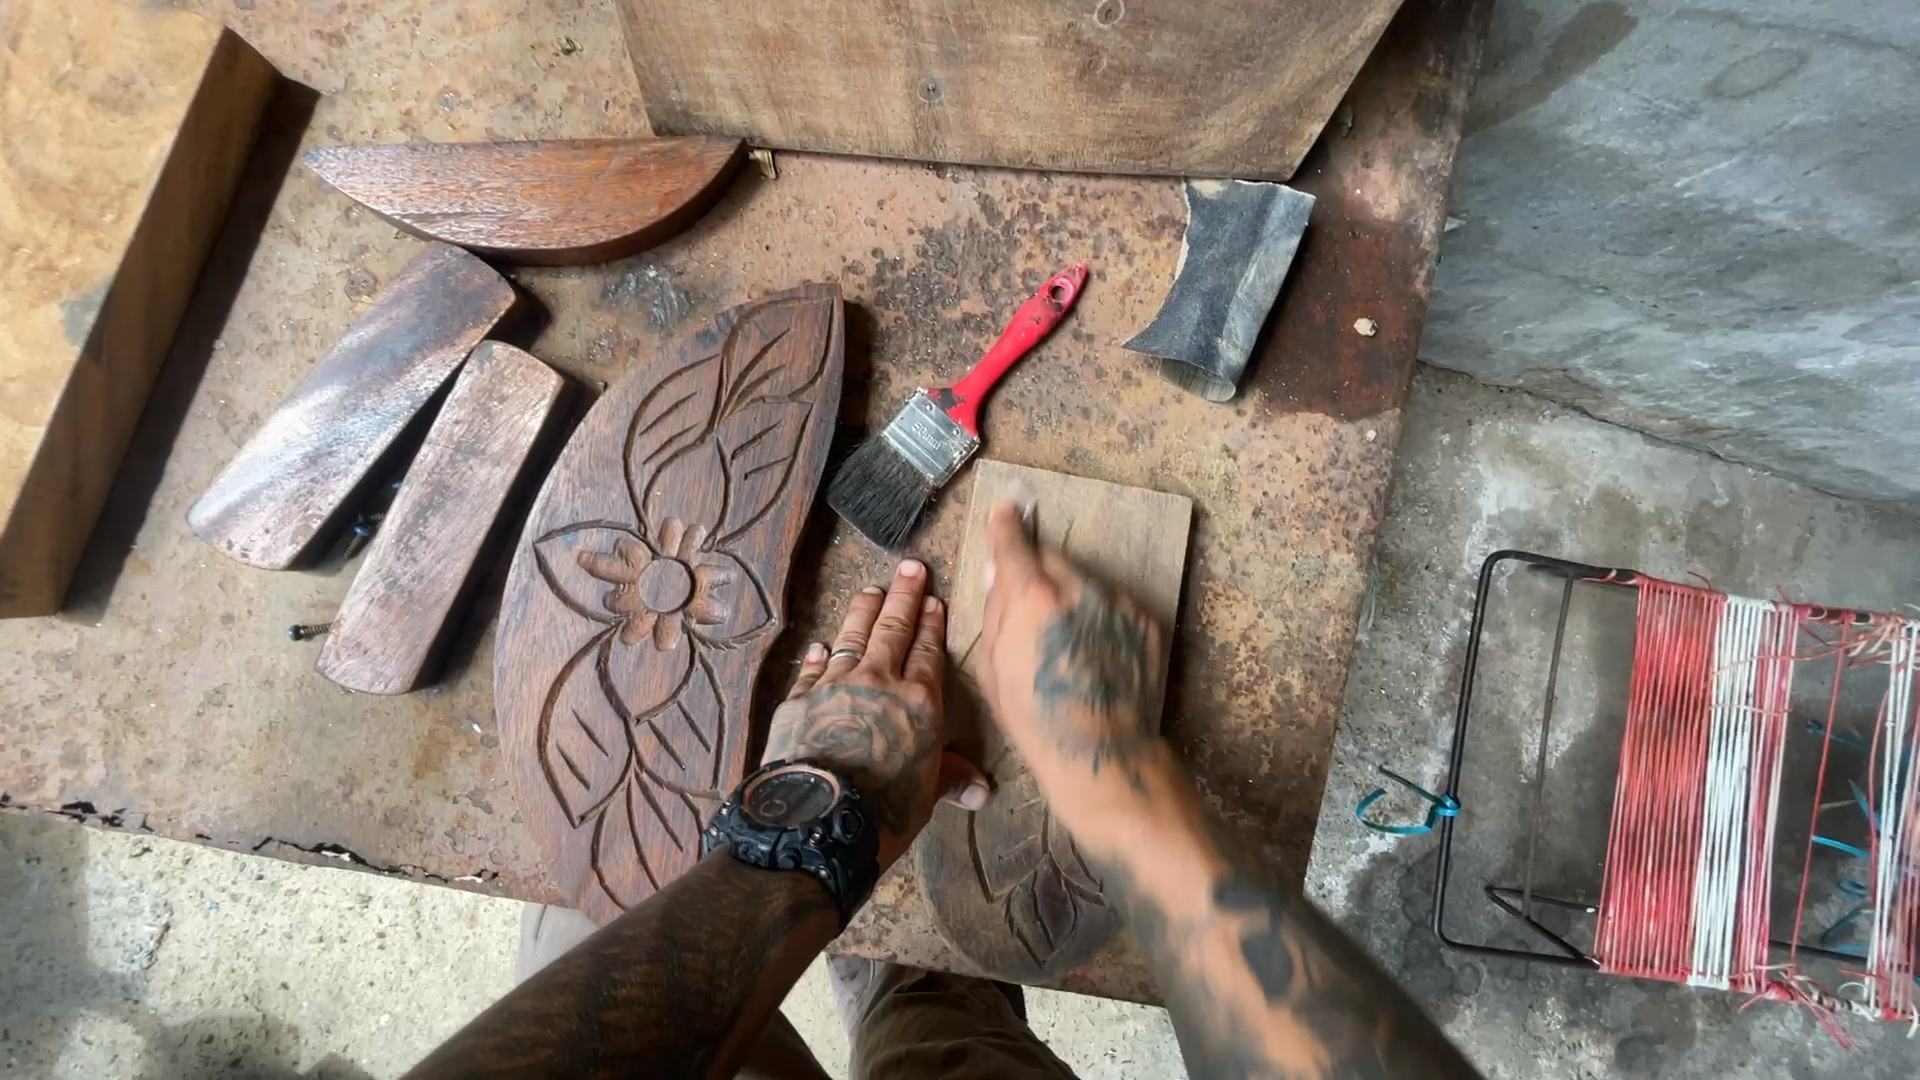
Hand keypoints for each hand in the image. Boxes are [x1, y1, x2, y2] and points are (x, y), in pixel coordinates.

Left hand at [763, 559, 989, 870]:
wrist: (821, 818)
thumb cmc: (887, 808)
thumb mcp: (928, 793)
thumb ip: (951, 777)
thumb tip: (983, 791)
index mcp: (919, 700)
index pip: (928, 651)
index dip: (932, 624)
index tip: (934, 599)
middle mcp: (879, 681)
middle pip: (894, 628)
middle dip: (905, 596)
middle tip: (910, 566)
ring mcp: (837, 685)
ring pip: (854, 636)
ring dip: (864, 611)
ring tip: (872, 589)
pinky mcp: (801, 700)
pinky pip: (813, 669)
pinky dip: (819, 654)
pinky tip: (821, 643)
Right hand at [977, 502, 1166, 787]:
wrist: (1104, 752)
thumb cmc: (1034, 718)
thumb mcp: (992, 667)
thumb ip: (996, 610)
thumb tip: (999, 572)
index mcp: (1035, 598)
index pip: (1015, 545)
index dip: (1007, 525)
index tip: (1007, 510)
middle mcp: (1080, 589)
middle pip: (1052, 558)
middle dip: (1037, 568)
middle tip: (1028, 597)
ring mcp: (1119, 603)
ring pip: (1084, 580)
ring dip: (1069, 593)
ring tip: (1064, 639)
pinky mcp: (1146, 620)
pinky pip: (1111, 603)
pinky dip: (1097, 614)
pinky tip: (1092, 651)